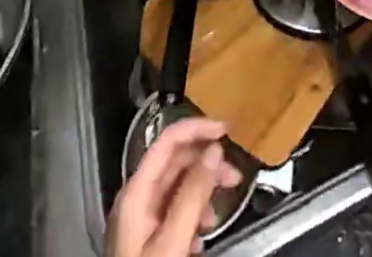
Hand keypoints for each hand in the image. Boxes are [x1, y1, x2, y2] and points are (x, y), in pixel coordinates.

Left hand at [107, 117, 245, 256]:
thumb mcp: (173, 242)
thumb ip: (192, 195)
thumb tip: (213, 151)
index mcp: (136, 193)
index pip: (167, 141)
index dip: (197, 128)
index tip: (228, 130)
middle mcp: (136, 198)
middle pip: (174, 162)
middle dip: (206, 162)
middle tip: (236, 175)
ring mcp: (140, 219)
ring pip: (177, 186)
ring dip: (203, 189)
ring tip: (220, 211)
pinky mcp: (148, 238)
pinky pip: (175, 210)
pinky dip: (194, 212)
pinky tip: (204, 232)